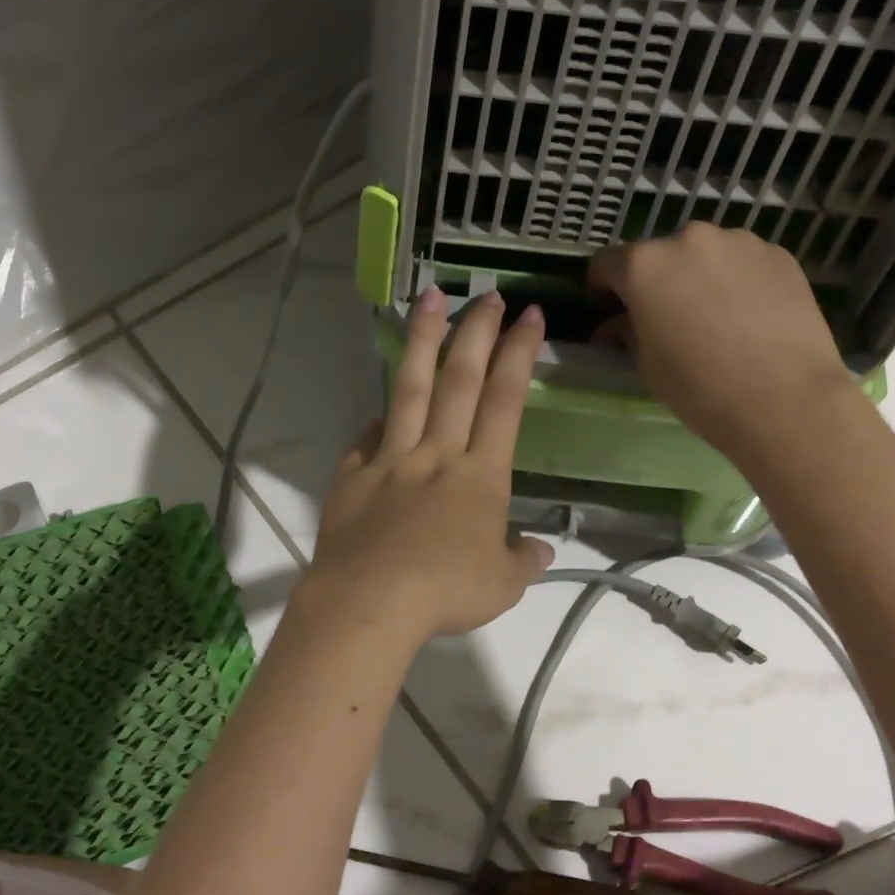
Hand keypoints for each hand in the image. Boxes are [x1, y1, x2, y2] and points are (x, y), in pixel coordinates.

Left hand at [303, 288, 552, 642]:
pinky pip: (368, 439)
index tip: (529, 316)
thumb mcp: (500, 586)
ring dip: (423, 341)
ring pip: (410, 389)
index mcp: (480, 476)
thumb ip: (521, 560)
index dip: (518, 355)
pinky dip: (378, 422)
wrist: (369, 600)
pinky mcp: (354, 474)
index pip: (505, 402)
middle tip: (488, 295)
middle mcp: (437, 454)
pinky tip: (379, 414)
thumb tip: (540, 550)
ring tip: (430, 299)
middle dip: (477, 332)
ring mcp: (391, 459)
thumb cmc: (444, 592)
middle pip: (459, 381)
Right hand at [589, 223, 855, 462]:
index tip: (610, 310)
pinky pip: (743, 262)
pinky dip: (737, 280)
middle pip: (658, 254)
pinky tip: (749, 316)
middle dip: (655, 280)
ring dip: (698, 275)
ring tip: (714, 315)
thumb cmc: (699, 386)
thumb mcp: (646, 364)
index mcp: (643, 265)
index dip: (603, 288)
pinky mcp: (779, 254)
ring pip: (704, 254)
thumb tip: (616, 326)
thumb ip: (626, 332)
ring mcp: (738, 242)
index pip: (606, 264)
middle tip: (666, 316)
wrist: (786, 399)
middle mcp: (687, 239)